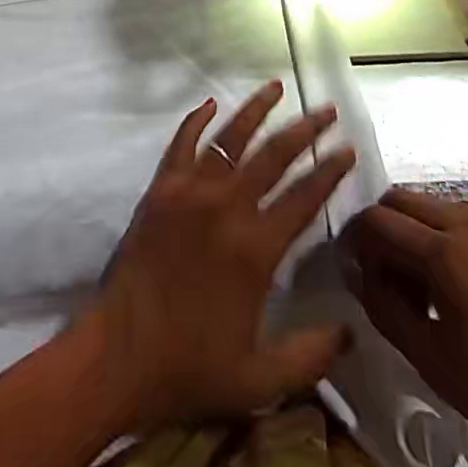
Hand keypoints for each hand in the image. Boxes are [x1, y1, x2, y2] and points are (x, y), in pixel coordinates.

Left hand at [77, 81, 357, 430]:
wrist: (118, 355)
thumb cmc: (189, 367)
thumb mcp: (261, 379)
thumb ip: (312, 354)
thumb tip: (350, 331)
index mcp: (255, 250)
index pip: (304, 198)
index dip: (330, 172)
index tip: (348, 150)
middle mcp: (224, 210)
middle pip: (273, 156)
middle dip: (305, 130)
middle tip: (327, 110)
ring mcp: (186, 195)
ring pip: (227, 140)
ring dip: (254, 111)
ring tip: (275, 87)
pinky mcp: (158, 193)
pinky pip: (180, 146)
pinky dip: (195, 121)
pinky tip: (209, 104)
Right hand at [343, 190, 467, 466]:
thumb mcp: (424, 352)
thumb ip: (378, 302)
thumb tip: (352, 270)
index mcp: (446, 248)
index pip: (375, 219)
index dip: (353, 241)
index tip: (348, 269)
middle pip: (399, 199)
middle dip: (379, 229)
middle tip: (375, 274)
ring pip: (427, 207)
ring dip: (407, 233)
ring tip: (411, 287)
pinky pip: (455, 220)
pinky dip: (435, 238)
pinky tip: (442, 287)